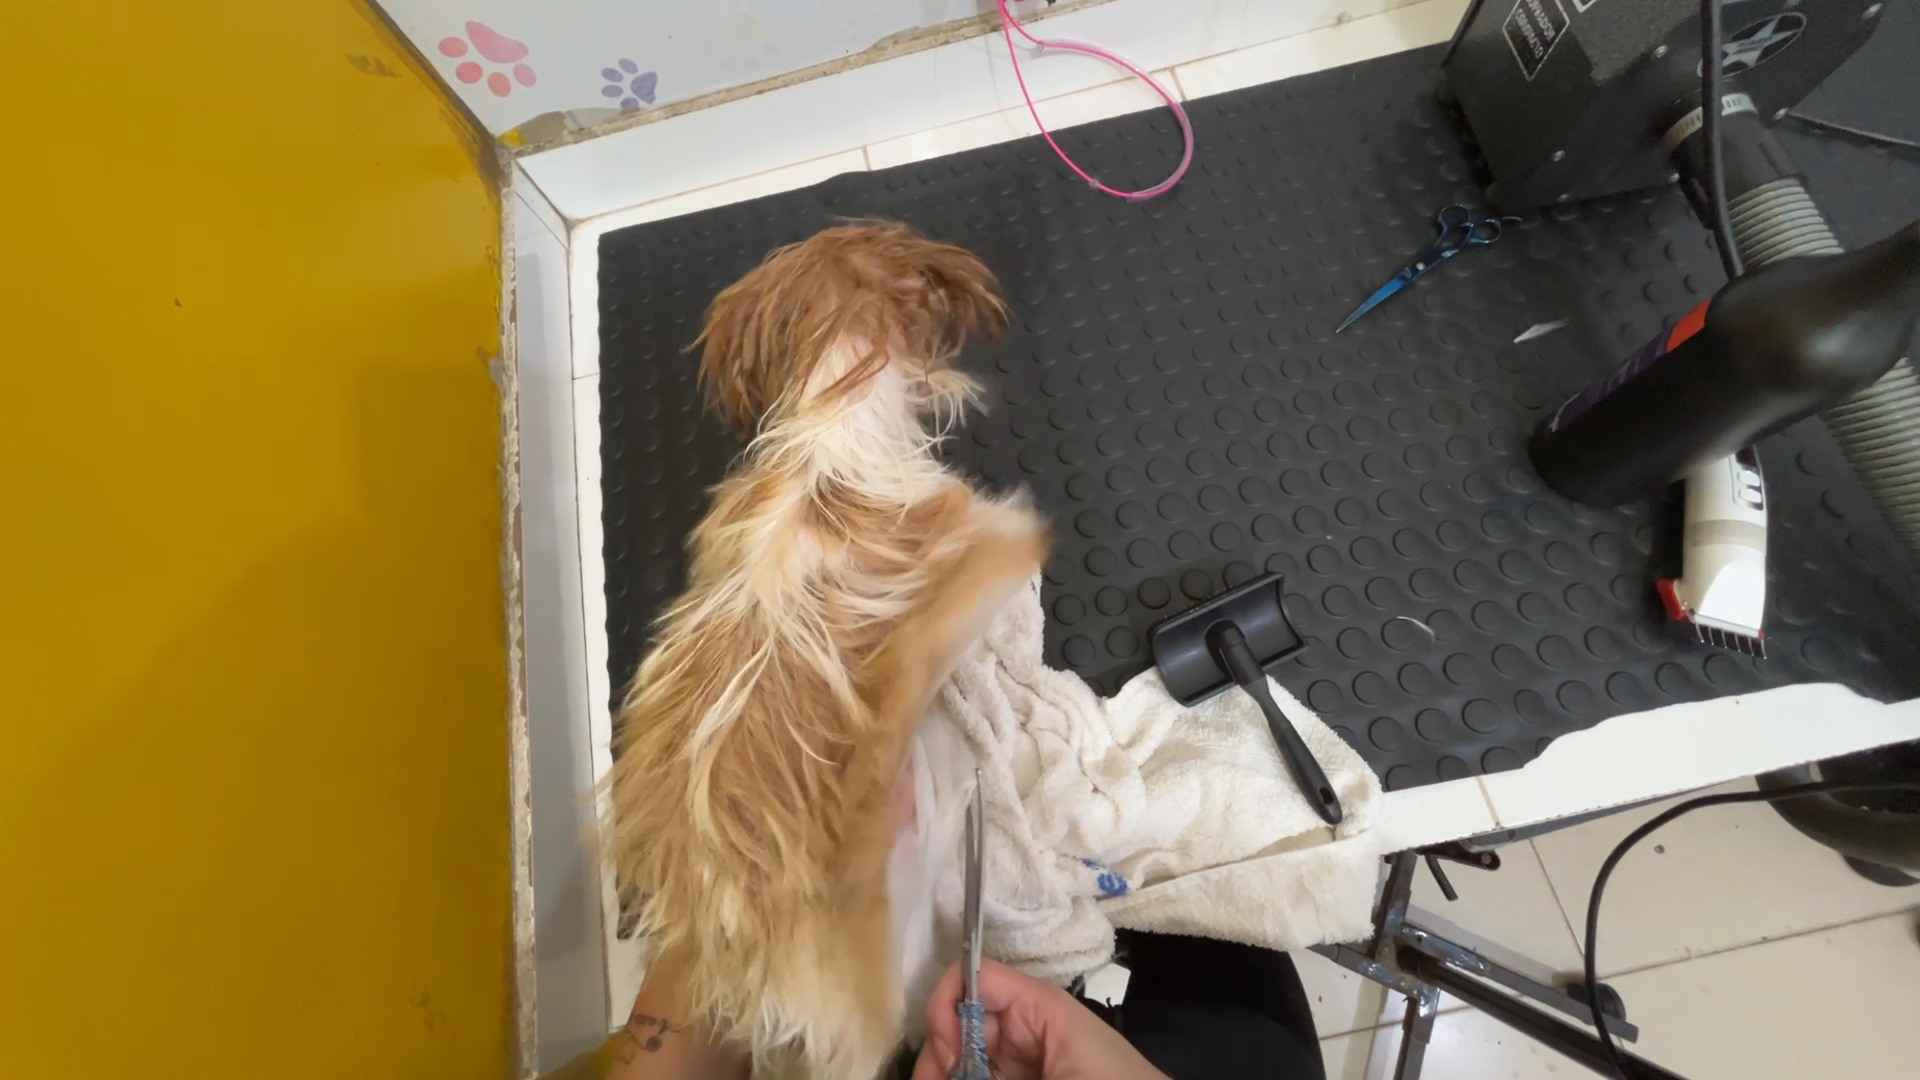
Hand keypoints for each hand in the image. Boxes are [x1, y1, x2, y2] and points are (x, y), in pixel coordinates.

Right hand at [910, 960, 1169, 1079]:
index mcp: (1034, 1004)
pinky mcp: (1026, 1078)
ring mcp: (1022, 1060)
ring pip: (967, 1058)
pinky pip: (987, 1074)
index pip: (971, 978)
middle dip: (939, 1057)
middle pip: (958, 1024)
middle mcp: (1023, 1025)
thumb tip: (945, 1063)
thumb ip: (994, 1069)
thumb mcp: (1060, 1069)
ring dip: (948, 1073)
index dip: (947, 1009)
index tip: (948, 1058)